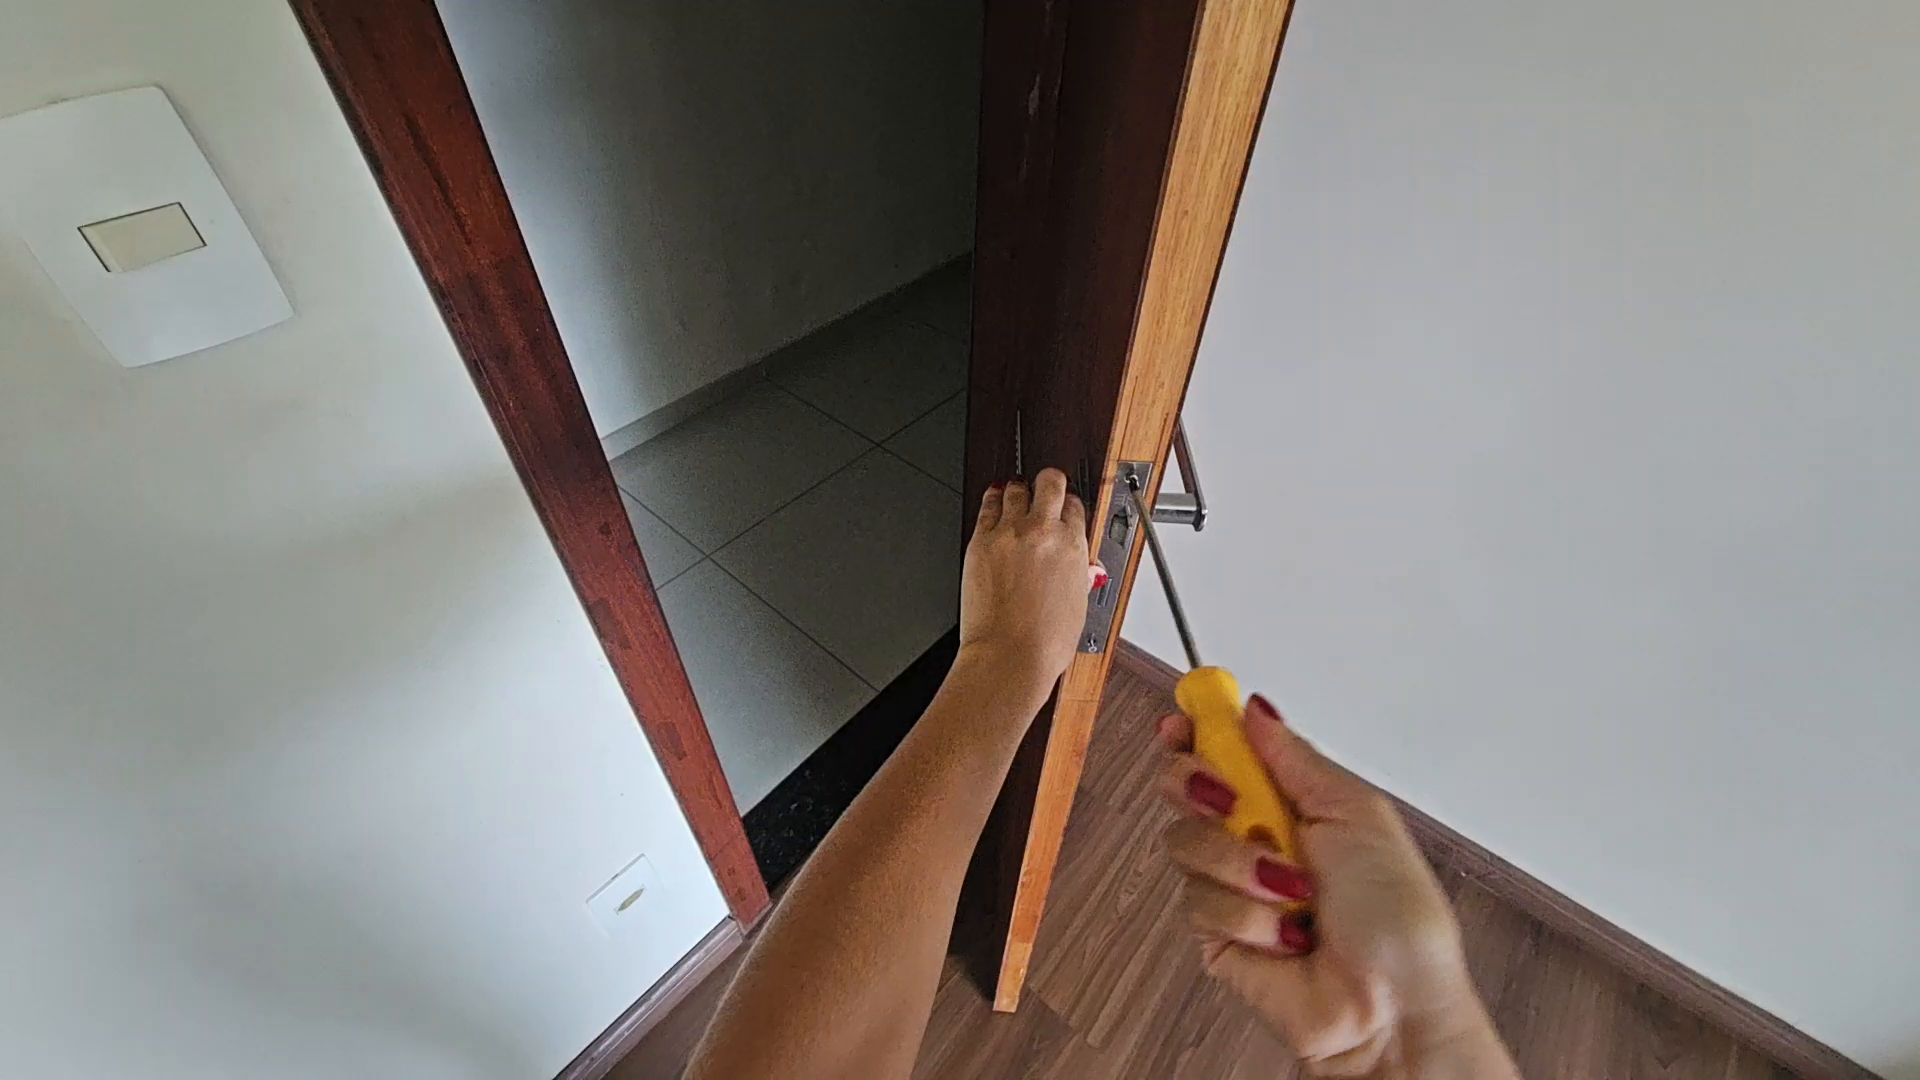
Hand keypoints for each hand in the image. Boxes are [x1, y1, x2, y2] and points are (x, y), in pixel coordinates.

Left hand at [958, 468, 1095, 684]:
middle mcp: (1044, 533)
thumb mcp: (1078, 605)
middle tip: (1045, 487)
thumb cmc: (1044, 642)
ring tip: (1016, 496)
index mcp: (1073, 547)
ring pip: (1016, 488)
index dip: (1068, 505)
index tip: (1062, 509)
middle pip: (1049, 482)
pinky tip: (994, 499)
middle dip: (1048, 481)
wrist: (1009, 655)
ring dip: (1018, 491)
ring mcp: (1011, 533)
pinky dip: (992, 499)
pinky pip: (987, 506)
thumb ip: (1078, 576)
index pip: (1075, 506)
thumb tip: (1080, 570)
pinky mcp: (982, 541)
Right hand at [1159, 695, 1517, 1078]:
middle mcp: (1248, 831)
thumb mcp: (1357, 814)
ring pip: (1183, 840)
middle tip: (1230, 804)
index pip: (1220, 747)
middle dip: (1195, 786)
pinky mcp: (1214, 928)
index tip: (1181, 723)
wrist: (1393, 1013)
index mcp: (1283, 797)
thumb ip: (1296, 758)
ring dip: (1238, 864)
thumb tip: (1254, 707)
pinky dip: (1245, 915)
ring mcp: (1227, 879)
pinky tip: (1282, 934)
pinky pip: (1196, 900)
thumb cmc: (1396, 917)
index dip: (1192, 729)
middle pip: (1181, 782)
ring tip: (1289, 891)